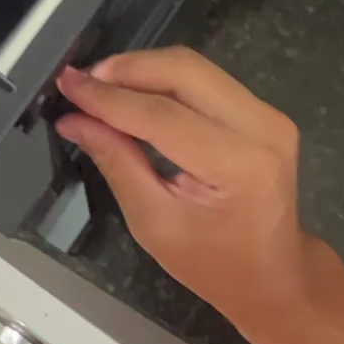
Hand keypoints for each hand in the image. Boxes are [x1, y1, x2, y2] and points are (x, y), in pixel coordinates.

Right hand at [54, 48, 313, 328]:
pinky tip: (132, 91)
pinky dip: (162, 78)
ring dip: (141, 69)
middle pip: (182, 71)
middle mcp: (261, 127)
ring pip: (192, 66)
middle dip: (125, 70)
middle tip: (81, 81)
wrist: (276, 277)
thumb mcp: (154, 223)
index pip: (161, 115)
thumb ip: (116, 161)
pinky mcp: (261, 109)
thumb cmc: (214, 264)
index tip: (67, 84)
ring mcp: (267, 113)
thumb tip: (74, 119)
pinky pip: (203, 77)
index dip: (108, 97)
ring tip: (99, 86)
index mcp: (239, 165)